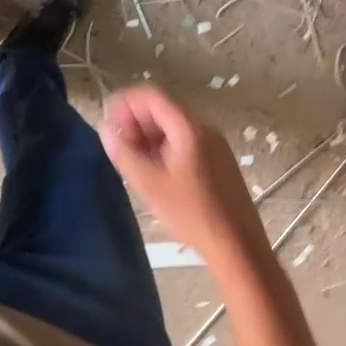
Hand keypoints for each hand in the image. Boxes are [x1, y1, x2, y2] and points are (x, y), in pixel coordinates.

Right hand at [101, 86, 263, 259]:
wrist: (239, 248)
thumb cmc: (192, 214)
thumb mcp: (150, 184)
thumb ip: (124, 153)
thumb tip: (106, 129)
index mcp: (189, 128)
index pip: (152, 96)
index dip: (126, 102)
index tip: (109, 120)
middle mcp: (204, 128)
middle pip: (163, 109)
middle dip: (136, 121)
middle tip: (120, 146)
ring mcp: (215, 145)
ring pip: (174, 127)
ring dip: (149, 137)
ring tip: (134, 162)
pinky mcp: (219, 162)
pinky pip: (186, 142)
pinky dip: (165, 148)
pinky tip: (157, 172)